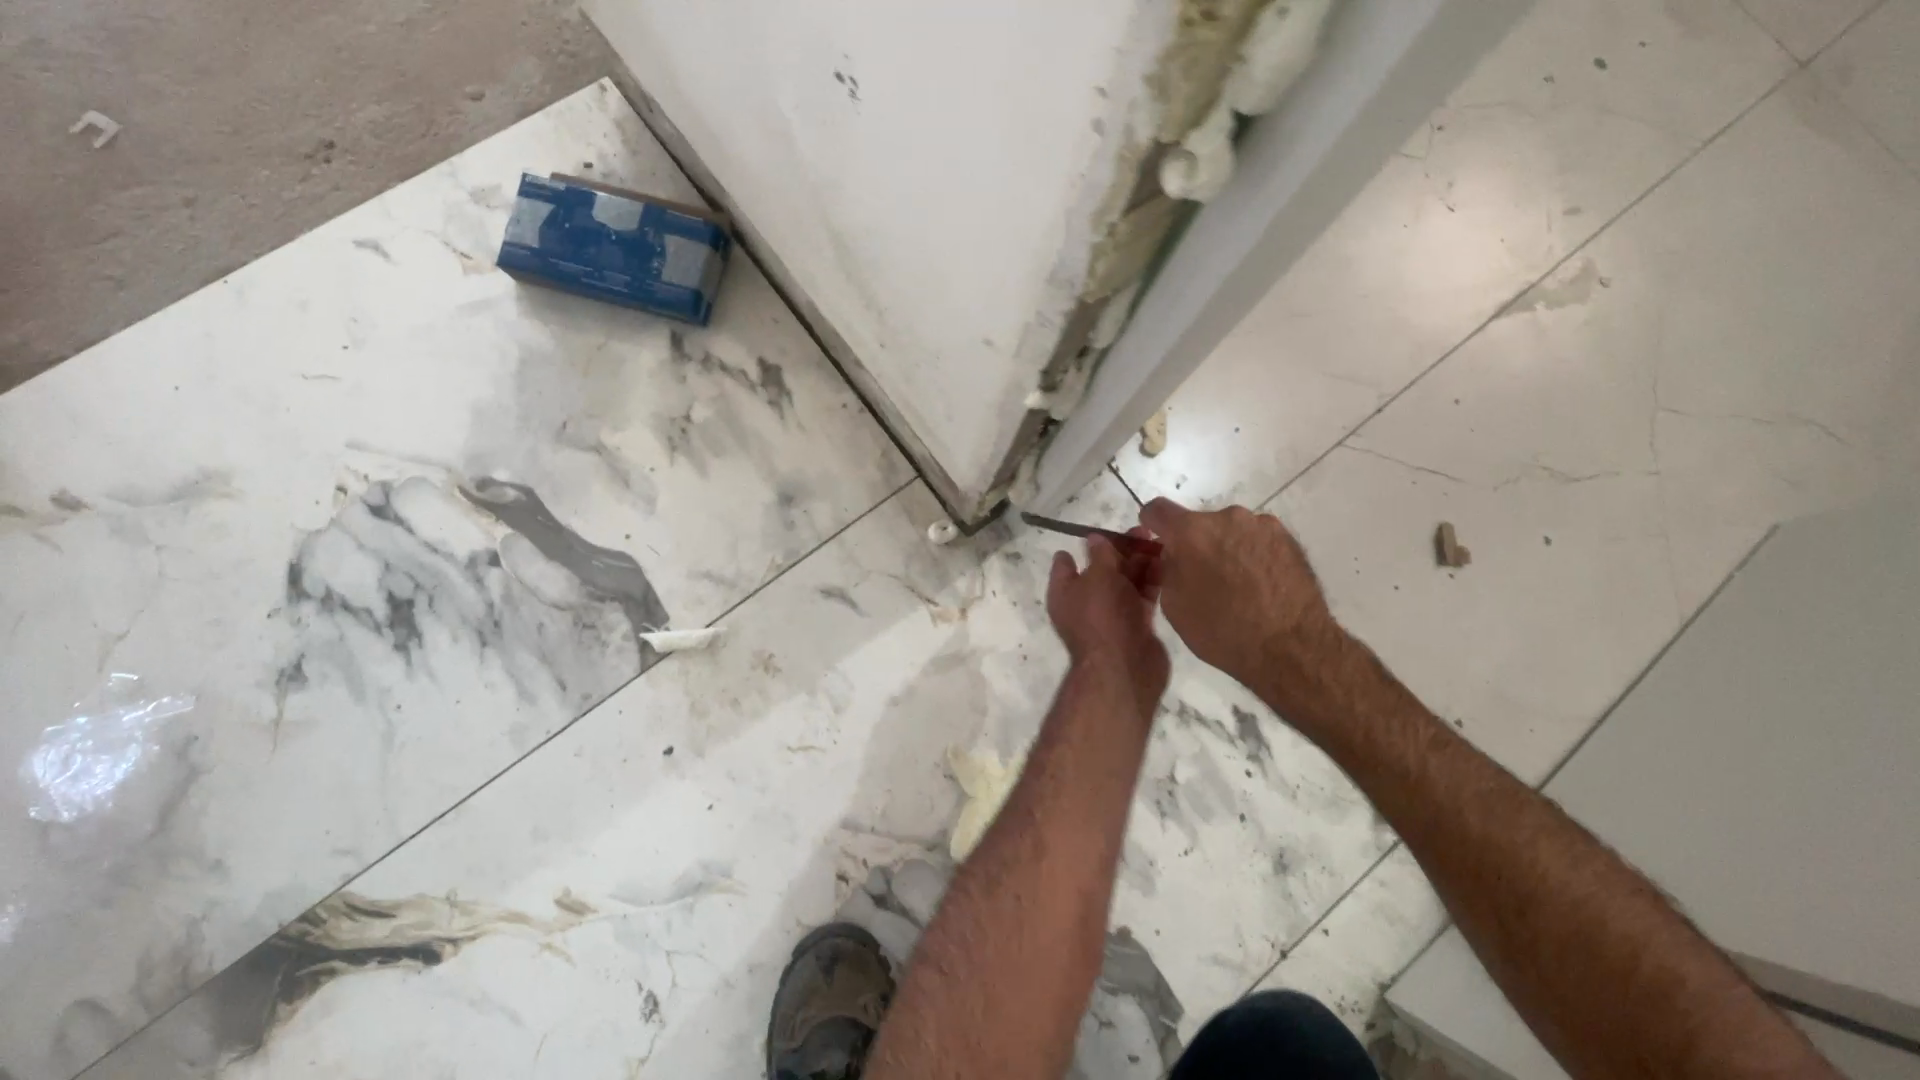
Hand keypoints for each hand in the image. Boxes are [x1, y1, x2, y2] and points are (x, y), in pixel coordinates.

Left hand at [1046, 530, 1170, 709]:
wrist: (1124, 668)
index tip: (1105, 530)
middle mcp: (1085, 602)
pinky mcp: (1135, 625)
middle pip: (1102, 569)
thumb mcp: (1098, 577)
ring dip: (1141, 564)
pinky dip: (1152, 582)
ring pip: (1125, 582)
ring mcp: (1111, 615)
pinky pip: (1142, 597)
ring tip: (1163, 542)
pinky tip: (1169, 564)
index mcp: (1065, 592)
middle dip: (1121, 550)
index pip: (1066, 563)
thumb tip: (1093, 538)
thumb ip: (1100, 555)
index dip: (1083, 545)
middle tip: (1145, 531)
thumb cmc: (1102, 617)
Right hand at [1139, 498, 1343, 698]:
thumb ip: (1167, 569)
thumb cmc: (1222, 631)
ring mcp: (1262, 525)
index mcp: (1191, 532)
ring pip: (1230, 531)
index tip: (1157, 541)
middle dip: (1195, 543)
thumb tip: (1174, 554)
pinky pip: (1257, 540)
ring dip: (1226, 548)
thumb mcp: (1174, 605)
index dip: (1152, 524)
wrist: (1291, 647)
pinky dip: (1252, 555)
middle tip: (1202, 576)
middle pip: (1198, 523)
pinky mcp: (1289, 538)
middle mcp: (1227, 517)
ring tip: (1238, 585)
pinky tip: (1260, 584)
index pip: (1157, 509)